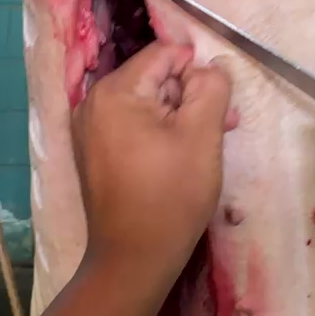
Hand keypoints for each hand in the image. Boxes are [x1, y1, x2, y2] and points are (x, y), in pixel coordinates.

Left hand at [72, 41, 236, 286]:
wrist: (133, 260)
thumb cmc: (171, 195)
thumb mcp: (202, 135)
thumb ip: (211, 88)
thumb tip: (212, 64)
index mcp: (114, 91)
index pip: (163, 54)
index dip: (196, 71)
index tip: (219, 102)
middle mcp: (93, 102)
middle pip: (153, 78)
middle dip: (190, 95)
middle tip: (225, 124)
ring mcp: (89, 129)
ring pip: (146, 103)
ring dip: (179, 115)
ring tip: (211, 142)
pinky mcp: (93, 152)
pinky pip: (132, 125)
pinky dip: (158, 132)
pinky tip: (183, 154)